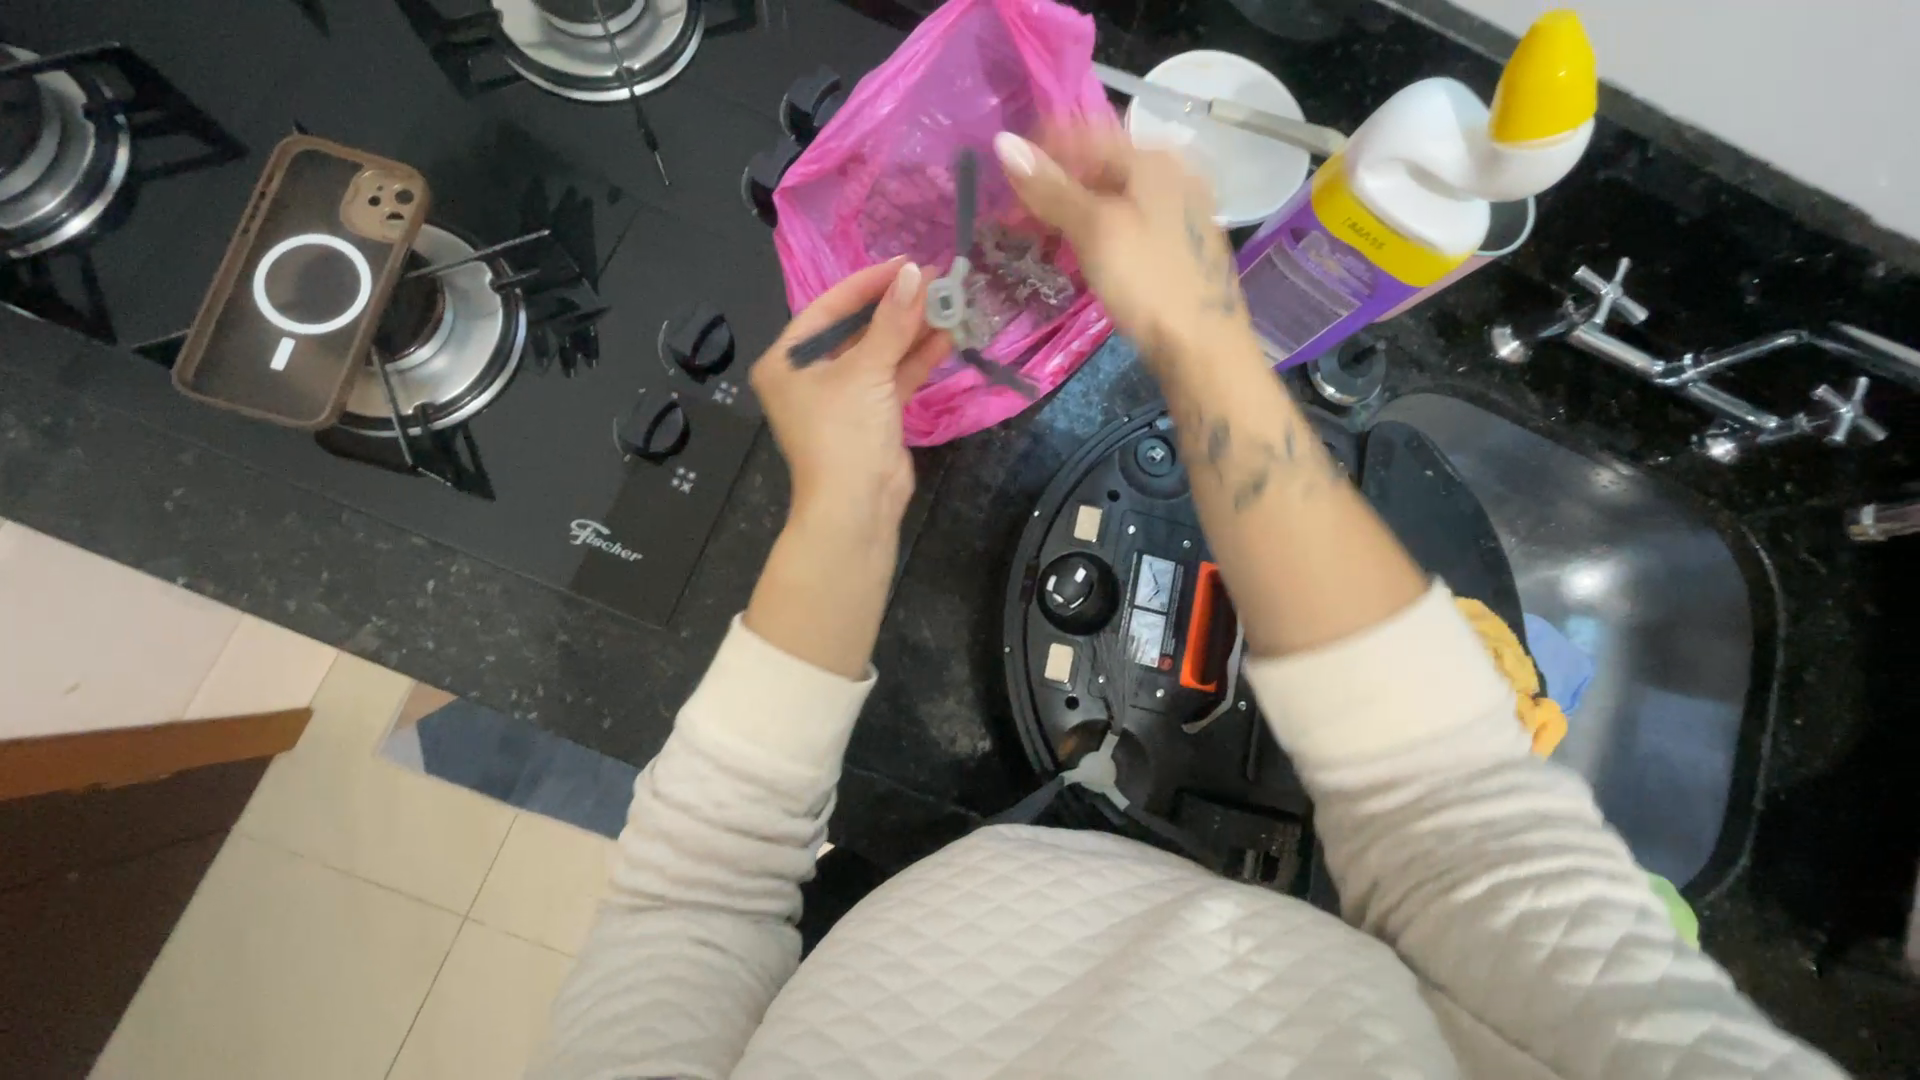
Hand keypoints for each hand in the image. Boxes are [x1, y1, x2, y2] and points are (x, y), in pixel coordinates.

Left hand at [751, 258, 946, 533]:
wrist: (856, 506)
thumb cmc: (844, 433)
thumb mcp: (866, 372)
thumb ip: (892, 322)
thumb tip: (916, 274)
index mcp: (788, 360)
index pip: (829, 307)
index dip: (869, 283)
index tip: (907, 264)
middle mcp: (809, 374)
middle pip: (855, 328)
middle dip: (895, 307)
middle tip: (934, 280)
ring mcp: (841, 397)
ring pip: (878, 353)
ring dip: (912, 332)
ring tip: (948, 303)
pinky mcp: (870, 415)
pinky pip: (892, 378)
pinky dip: (916, 360)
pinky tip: (946, 336)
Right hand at [993, 128, 1252, 365]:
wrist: (1202, 345)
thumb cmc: (1147, 281)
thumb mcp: (1095, 230)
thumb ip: (1051, 188)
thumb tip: (1004, 142)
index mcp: (1153, 158)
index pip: (1086, 134)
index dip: (1042, 149)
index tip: (1005, 178)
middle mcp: (1171, 174)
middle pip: (1102, 165)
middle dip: (1057, 183)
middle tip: (1018, 212)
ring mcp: (1178, 211)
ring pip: (1114, 197)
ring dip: (1074, 210)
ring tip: (1041, 234)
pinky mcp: (1176, 245)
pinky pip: (1128, 223)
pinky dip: (1098, 231)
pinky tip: (1080, 252)